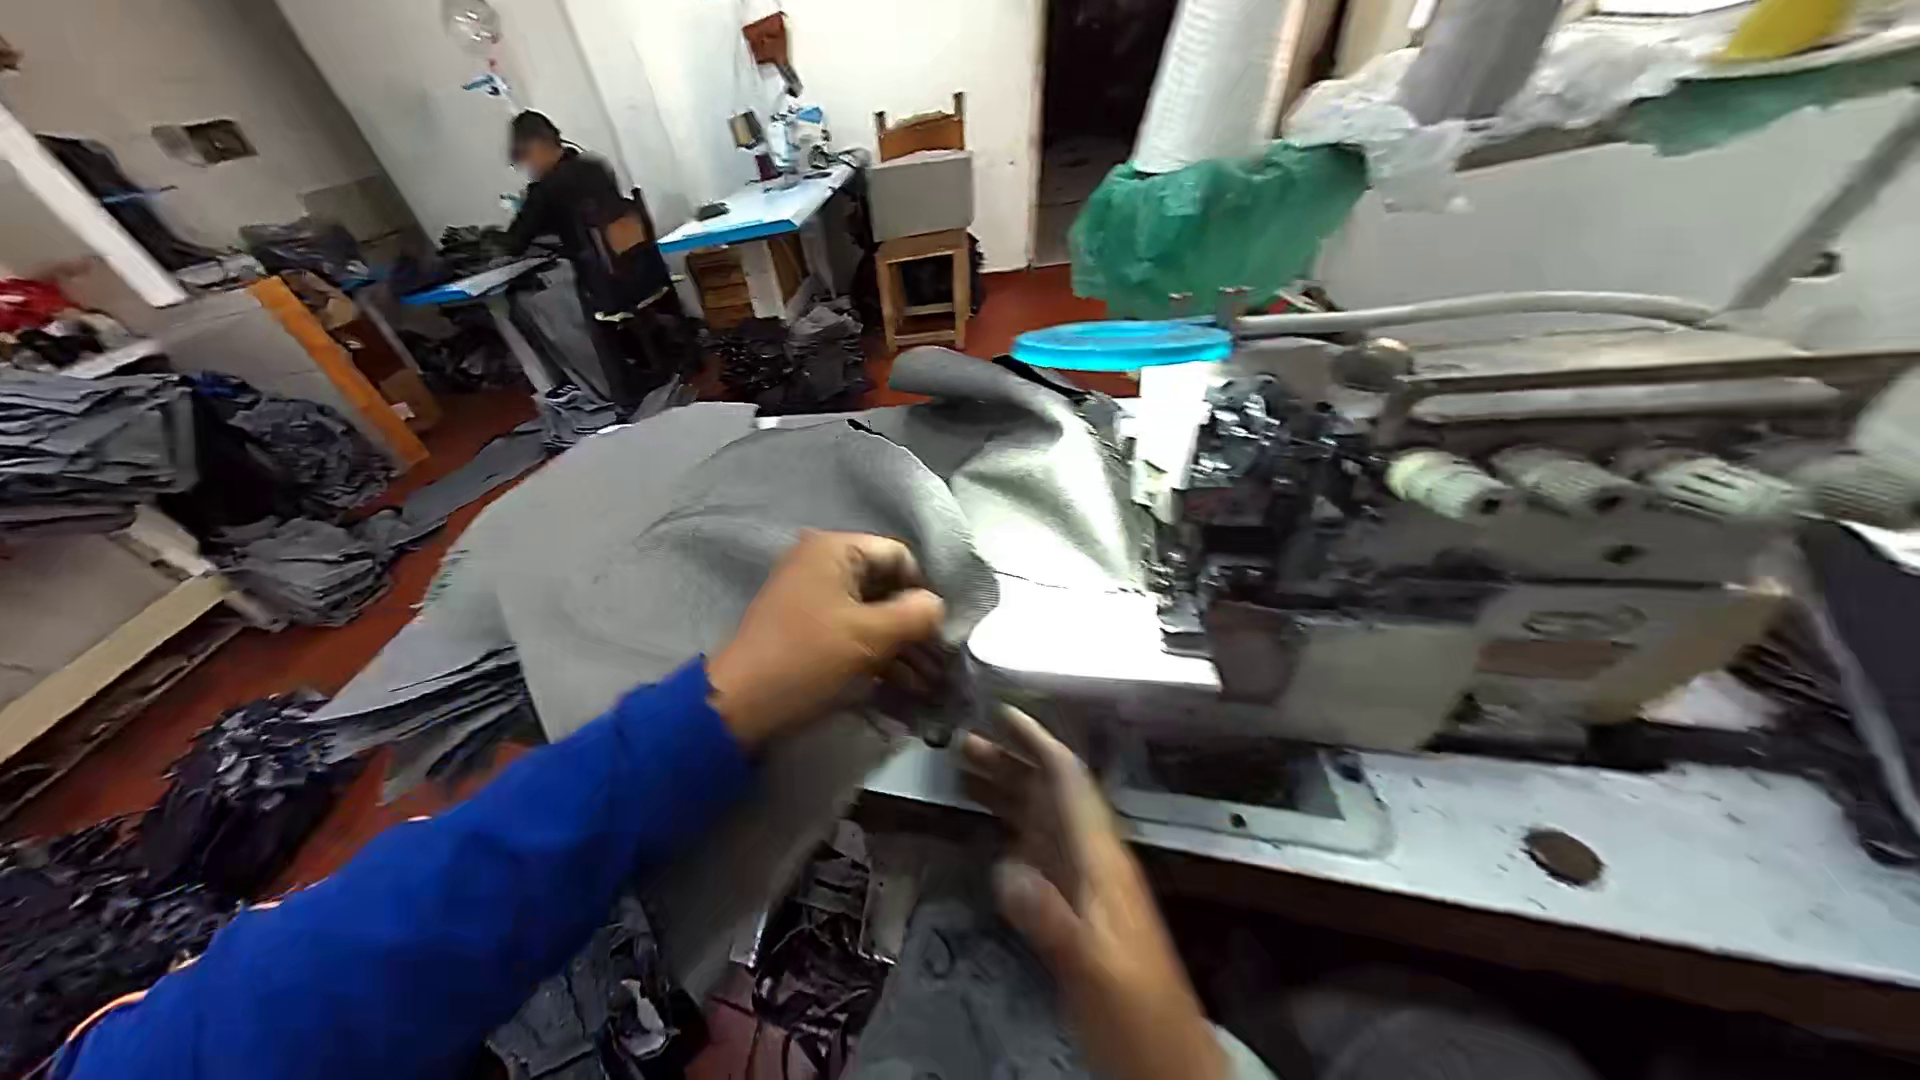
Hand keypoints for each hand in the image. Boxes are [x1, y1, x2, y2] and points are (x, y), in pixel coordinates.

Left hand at [707, 531, 945, 746]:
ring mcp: (815, 596)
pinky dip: (878, 653)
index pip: (899, 556)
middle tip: (940, 660)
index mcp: (835, 550)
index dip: (924, 590)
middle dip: (915, 624)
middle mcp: (824, 564)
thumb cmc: (808, 658)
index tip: (939, 628)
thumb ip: (915, 615)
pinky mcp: (810, 628)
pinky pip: (854, 631)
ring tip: (929, 681)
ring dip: (901, 645)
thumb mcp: (870, 636)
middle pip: (887, 585)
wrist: (740, 705)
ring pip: (873, 613)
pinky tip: (906, 685)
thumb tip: (938, 606)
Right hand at [963, 707, 1226, 1079]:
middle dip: (1010, 761)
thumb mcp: (1094, 970)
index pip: (1069, 781)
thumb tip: (1005, 871)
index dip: (1038, 742)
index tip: (1004, 715)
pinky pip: (1036, 849)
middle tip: (963, 743)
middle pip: (1048, 792)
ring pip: (1040, 817)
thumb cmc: (1135, 1013)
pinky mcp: (1072, 903)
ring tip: (963, 772)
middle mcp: (1091, 856)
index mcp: (1101, 857)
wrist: (1167, 1064)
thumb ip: (1051, 920)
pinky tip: (988, 831)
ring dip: (1005, 789)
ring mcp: (1081, 879)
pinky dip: (1009, 830)